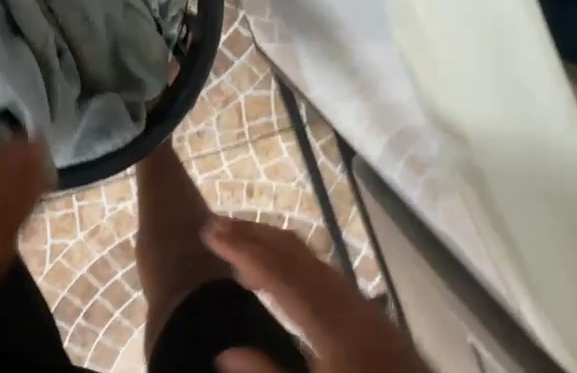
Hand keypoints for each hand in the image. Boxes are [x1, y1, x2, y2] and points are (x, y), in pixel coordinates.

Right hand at [202, 216, 425, 372]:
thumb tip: (224, 352)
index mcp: (332, 325)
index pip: (278, 272)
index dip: (240, 248)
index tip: (208, 232)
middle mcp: (347, 303)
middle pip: (294, 253)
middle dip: (253, 233)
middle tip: (214, 225)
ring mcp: (361, 307)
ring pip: (311, 259)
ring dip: (272, 244)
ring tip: (237, 243)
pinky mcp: (369, 317)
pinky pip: (322, 272)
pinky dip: (291, 261)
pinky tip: (278, 278)